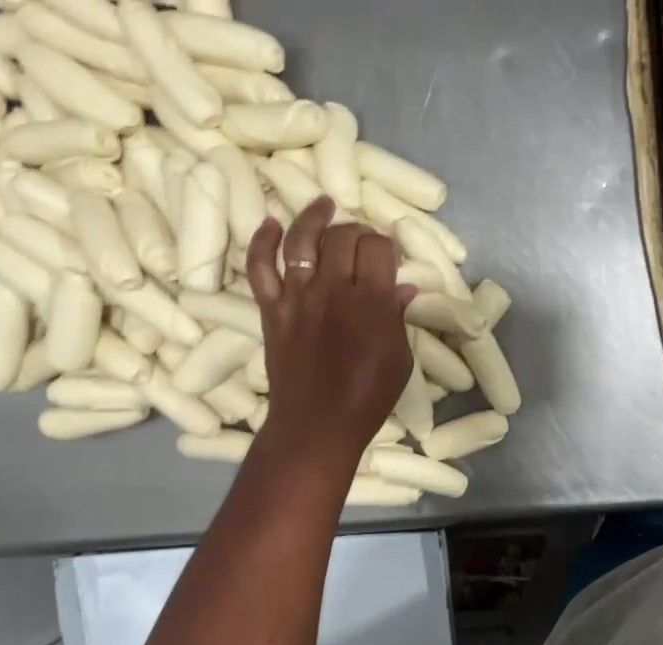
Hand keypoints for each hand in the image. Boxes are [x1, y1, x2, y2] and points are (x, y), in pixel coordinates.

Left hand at [246, 196, 416, 460]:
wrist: (319, 422)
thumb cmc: (370, 396)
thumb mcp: (399, 359)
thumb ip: (396, 318)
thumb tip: (401, 290)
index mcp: (370, 302)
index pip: (378, 250)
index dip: (386, 244)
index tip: (390, 251)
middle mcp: (332, 289)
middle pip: (342, 238)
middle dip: (357, 230)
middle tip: (364, 237)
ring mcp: (297, 295)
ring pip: (302, 240)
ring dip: (314, 217)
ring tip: (323, 205)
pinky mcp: (272, 307)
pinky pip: (260, 264)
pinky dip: (263, 240)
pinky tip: (272, 224)